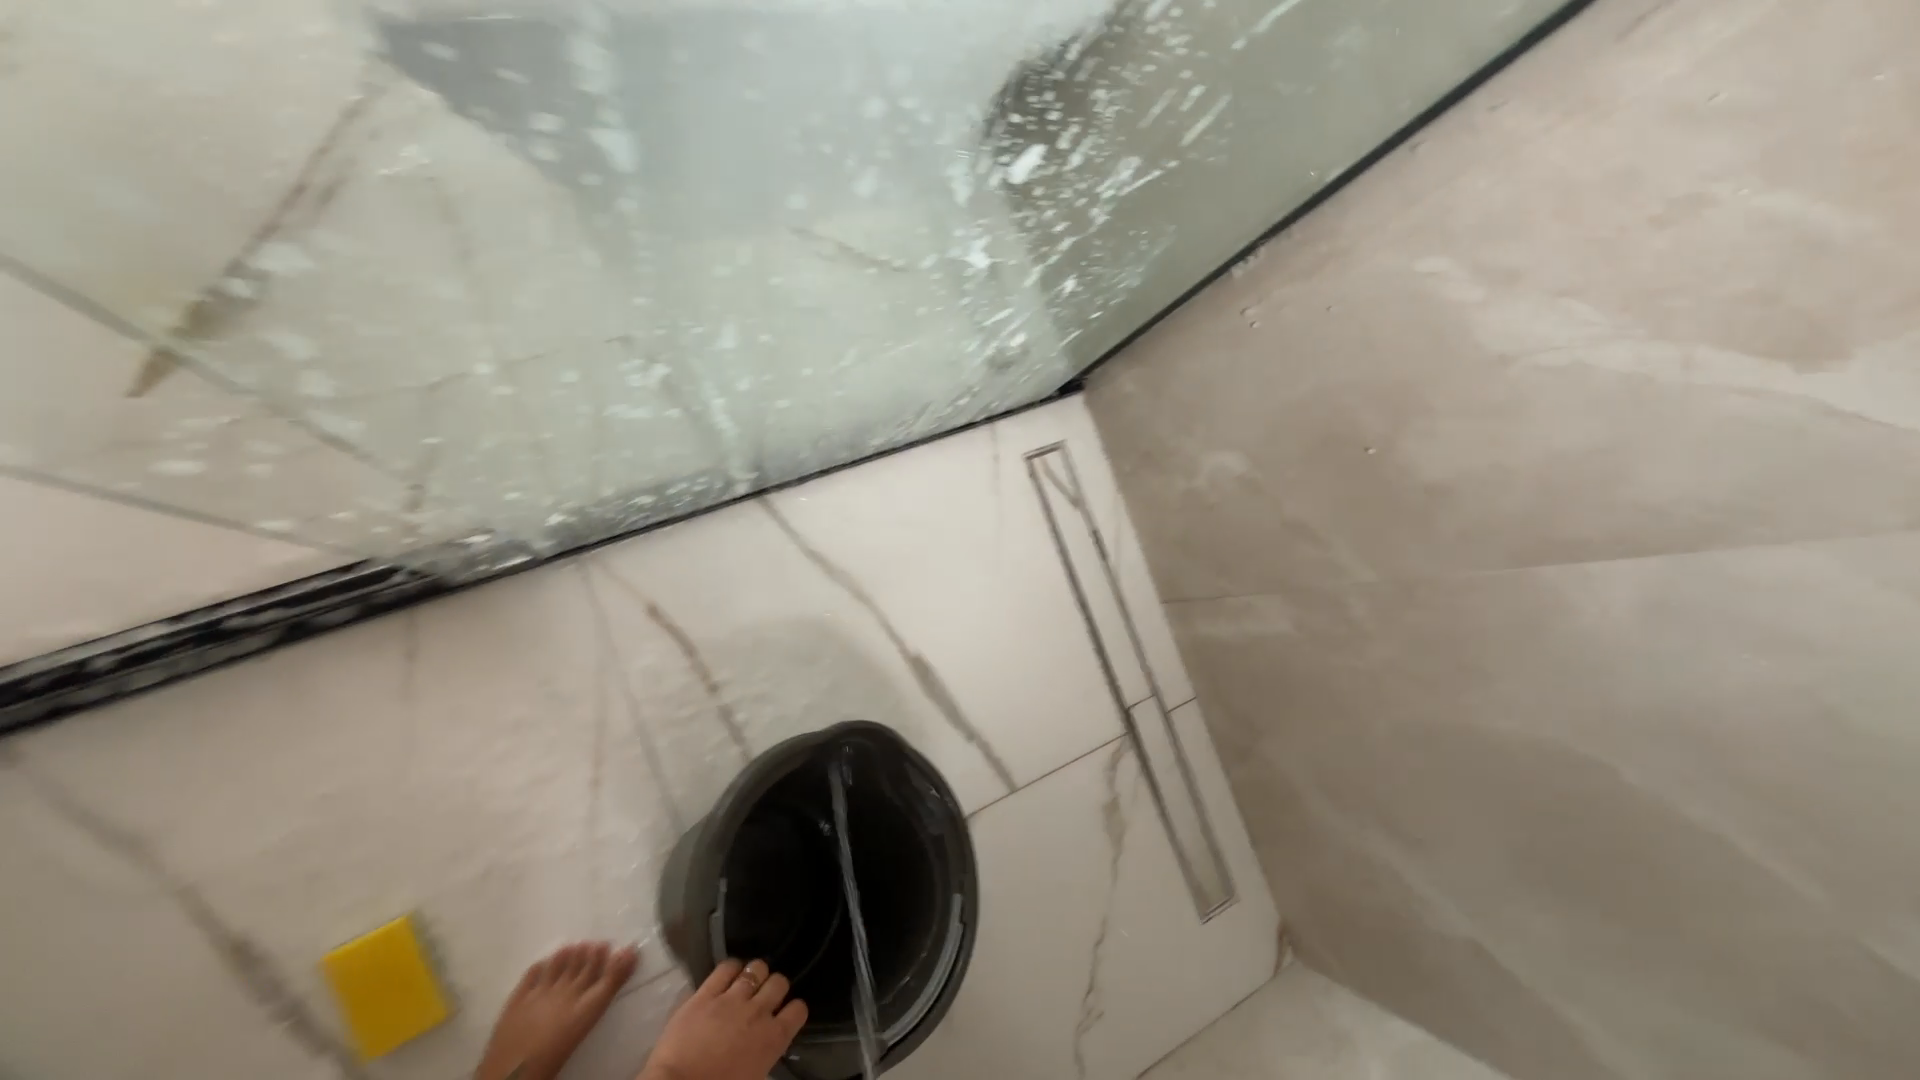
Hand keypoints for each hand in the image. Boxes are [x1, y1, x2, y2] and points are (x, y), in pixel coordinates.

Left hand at [642, 958, 808, 1079]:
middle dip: (775, 987)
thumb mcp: (754, 1076)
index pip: (798, 1010)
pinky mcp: (706, 993)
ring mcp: (732, 999)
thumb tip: (766, 1041)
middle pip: (779, 982)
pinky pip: (725, 968)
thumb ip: (765, 1052)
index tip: (785, 1014)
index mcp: (773, 1038)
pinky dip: (731, 968)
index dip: (794, 1010)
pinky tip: (728, 975)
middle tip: (764, 997)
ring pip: (756, 968)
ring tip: (747, 982)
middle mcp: (758, 1012)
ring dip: (755, 974)